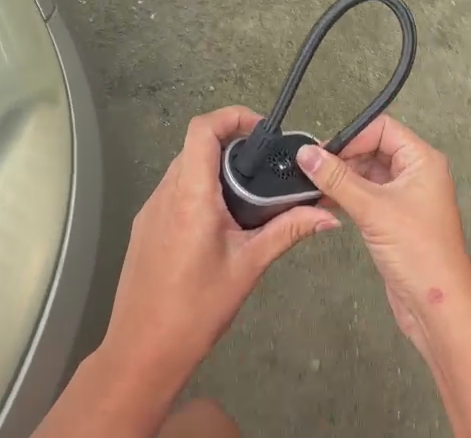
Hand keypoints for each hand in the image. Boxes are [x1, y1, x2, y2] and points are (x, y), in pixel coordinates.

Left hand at [85, 107, 336, 425]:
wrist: (141, 354)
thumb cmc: (195, 309)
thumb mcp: (249, 266)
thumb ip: (288, 230)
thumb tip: (328, 215)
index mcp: (190, 194)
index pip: (202, 128)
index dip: (232, 116)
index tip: (262, 130)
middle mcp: (165, 194)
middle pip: (196, 146)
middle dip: (232, 145)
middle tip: (266, 165)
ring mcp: (150, 211)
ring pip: (185, 169)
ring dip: (215, 169)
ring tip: (249, 194)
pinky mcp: (145, 229)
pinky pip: (175, 192)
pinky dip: (200, 191)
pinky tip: (222, 222)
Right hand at [295, 115, 470, 354]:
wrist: (436, 305)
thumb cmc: (417, 251)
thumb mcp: (373, 209)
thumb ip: (337, 179)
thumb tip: (306, 154)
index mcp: (422, 160)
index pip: (383, 129)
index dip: (352, 137)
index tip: (322, 153)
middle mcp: (417, 173)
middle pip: (375, 149)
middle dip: (345, 158)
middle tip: (313, 171)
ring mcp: (407, 197)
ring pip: (369, 174)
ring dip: (343, 179)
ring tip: (313, 188)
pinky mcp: (396, 218)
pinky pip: (369, 196)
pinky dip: (348, 197)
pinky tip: (325, 203)